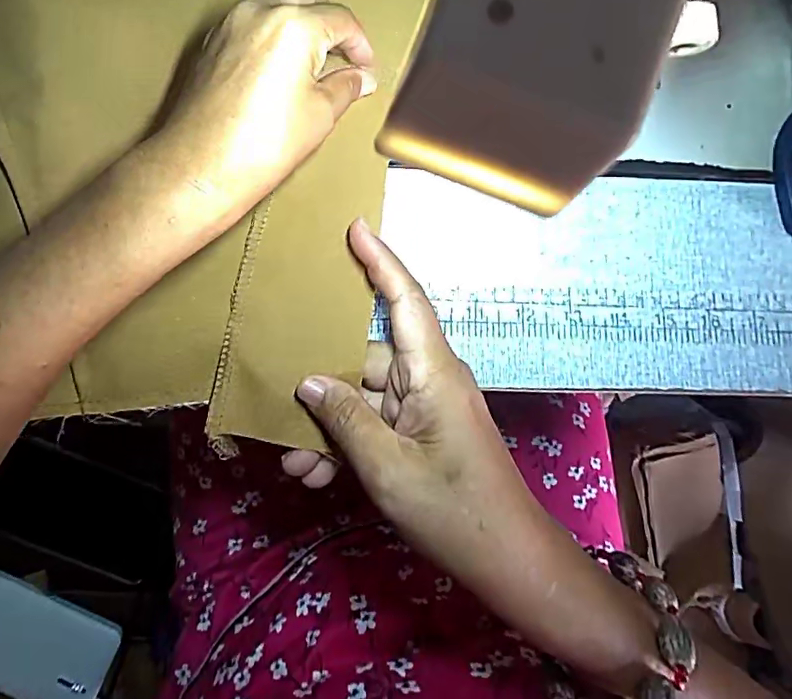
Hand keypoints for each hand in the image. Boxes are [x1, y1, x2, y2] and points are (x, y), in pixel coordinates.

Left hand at [147, 0, 376, 223]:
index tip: (364, 67)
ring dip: (297, 21)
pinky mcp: (211, 44)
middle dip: (328, 17)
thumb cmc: (255, 147)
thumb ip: (345, 86)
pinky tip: (277, 69)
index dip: (361, 45)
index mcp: (293, 25)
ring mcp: (229, 26)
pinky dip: (269, 34)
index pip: (341, 20)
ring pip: (273, 2)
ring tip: (309, 62)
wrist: (199, 167)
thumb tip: (358, 78)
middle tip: (340, 53)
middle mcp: (258, 13)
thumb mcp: (319, 115)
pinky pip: (248, 23)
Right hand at [284, 219, 543, 577]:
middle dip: (323, 385)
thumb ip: (346, 420)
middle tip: (280, 410)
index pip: (405, 299)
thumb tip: (310, 382)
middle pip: (366, 357)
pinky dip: (347, 443)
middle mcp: (428, 378)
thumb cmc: (456, 512)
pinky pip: (375, 421)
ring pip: (363, 395)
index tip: (355, 226)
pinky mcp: (420, 430)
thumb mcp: (389, 470)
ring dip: (329, 426)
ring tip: (295, 460)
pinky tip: (316, 475)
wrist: (510, 565)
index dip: (380, 260)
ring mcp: (424, 405)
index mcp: (433, 371)